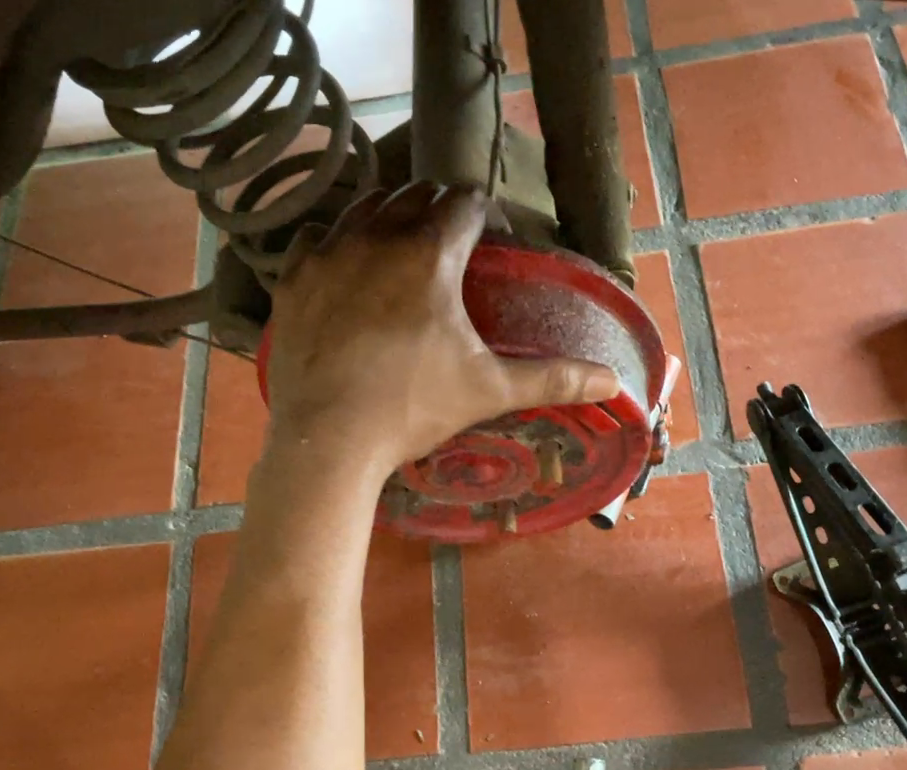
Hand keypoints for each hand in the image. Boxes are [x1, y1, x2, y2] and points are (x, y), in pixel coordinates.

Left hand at [265, 181, 622, 471]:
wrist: (328, 438)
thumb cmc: (414, 408)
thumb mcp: (489, 390)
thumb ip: (552, 378)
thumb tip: (612, 382)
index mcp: (431, 253)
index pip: (465, 200)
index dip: (483, 213)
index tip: (491, 236)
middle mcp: (377, 236)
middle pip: (414, 193)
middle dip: (437, 209)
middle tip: (451, 245)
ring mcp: (329, 254)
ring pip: (364, 207)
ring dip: (390, 216)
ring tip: (402, 249)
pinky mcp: (294, 279)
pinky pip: (317, 237)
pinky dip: (338, 243)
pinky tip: (348, 270)